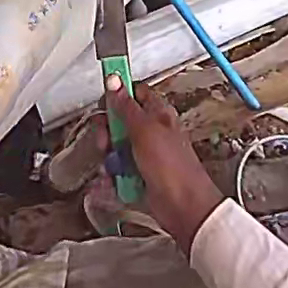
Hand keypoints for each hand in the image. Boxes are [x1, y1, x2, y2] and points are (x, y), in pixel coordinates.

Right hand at [104, 76, 224, 254]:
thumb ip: (126, 105)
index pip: (132, 92)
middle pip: (118, 119)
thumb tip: (113, 80)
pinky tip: (113, 178)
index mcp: (157, 112)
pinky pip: (117, 167)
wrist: (183, 207)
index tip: (103, 102)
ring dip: (108, 154)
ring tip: (112, 163)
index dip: (116, 93)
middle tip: (106, 140)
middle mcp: (151, 130)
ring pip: (115, 144)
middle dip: (107, 129)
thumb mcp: (144, 129)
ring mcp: (144, 152)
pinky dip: (113, 173)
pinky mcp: (139, 173)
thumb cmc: (173, 167)